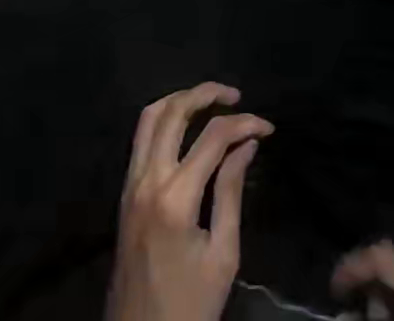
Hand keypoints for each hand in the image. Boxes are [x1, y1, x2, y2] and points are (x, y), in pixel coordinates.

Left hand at [106, 83, 273, 320]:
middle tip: (236, 96)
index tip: (269, 128)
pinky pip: (141, 139)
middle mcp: (147, 180)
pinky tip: (187, 126)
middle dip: (207, 94)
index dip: (245, 123)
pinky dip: (164, 120)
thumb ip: (231, 191)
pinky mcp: (124, 194)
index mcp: (175, 198)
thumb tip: (246, 144)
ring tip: (211, 101)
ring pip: (149, 118)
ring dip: (180, 100)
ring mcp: (130, 185)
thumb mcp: (223, 254)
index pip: (213, 136)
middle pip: (173, 112)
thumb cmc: (189, 305)